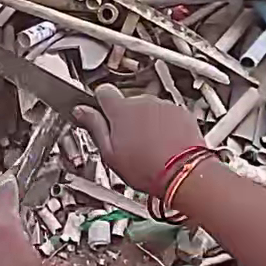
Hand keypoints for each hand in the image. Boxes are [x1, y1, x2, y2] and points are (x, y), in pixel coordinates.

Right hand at [72, 83, 206, 195]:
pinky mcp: (180, 112)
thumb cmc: (147, 168)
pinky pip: (166, 115)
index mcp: (120, 110)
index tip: (99, 115)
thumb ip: (94, 127)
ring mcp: (163, 106)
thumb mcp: (110, 153)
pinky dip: (163, 126)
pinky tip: (162, 145)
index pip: (102, 92)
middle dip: (124, 119)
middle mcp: (142, 102)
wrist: (184, 172)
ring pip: (147, 109)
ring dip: (144, 123)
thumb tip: (81, 112)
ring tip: (146, 148)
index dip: (99, 104)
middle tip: (125, 143)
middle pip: (126, 103)